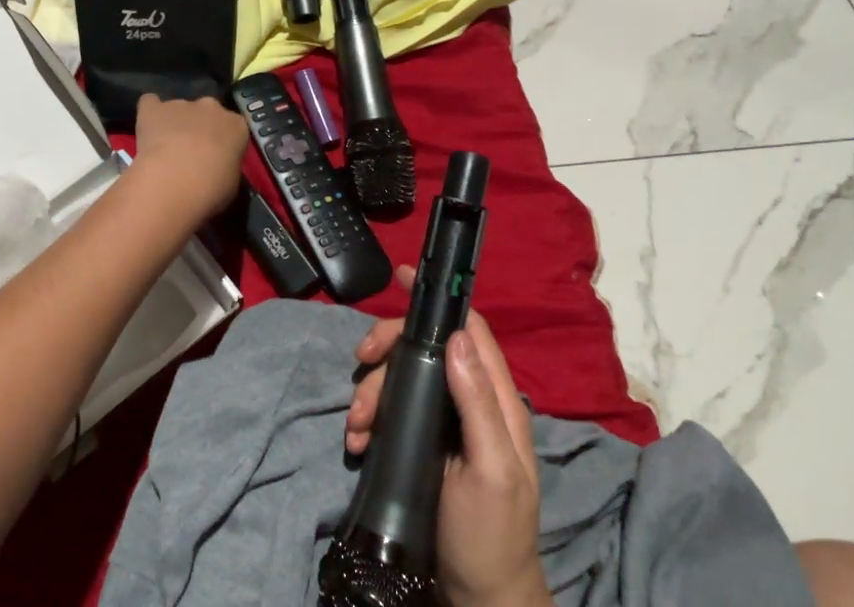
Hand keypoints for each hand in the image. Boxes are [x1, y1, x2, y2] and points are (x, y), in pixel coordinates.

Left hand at [130, 93, 248, 221]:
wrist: (176, 181)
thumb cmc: (211, 189)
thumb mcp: (231, 182)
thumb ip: (225, 166)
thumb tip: (216, 167)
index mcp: (236, 126)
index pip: (233, 127)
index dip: (223, 142)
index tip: (216, 158)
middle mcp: (211, 107)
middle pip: (206, 112)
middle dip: (199, 127)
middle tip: (190, 152)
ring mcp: (181, 104)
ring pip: (179, 109)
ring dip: (174, 123)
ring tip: (164, 148)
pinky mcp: (153, 108)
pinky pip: (150, 103)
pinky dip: (149, 113)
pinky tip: (147, 128)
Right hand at [347, 267, 552, 606]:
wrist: (477, 592)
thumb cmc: (490, 533)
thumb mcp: (491, 470)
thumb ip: (478, 403)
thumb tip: (457, 336)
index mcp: (497, 401)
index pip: (471, 331)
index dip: (440, 300)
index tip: (403, 278)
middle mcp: (470, 402)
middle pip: (425, 348)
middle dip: (388, 351)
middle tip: (360, 363)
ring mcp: (444, 423)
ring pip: (402, 379)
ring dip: (372, 391)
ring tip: (356, 427)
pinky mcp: (421, 442)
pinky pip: (391, 410)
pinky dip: (369, 417)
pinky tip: (359, 440)